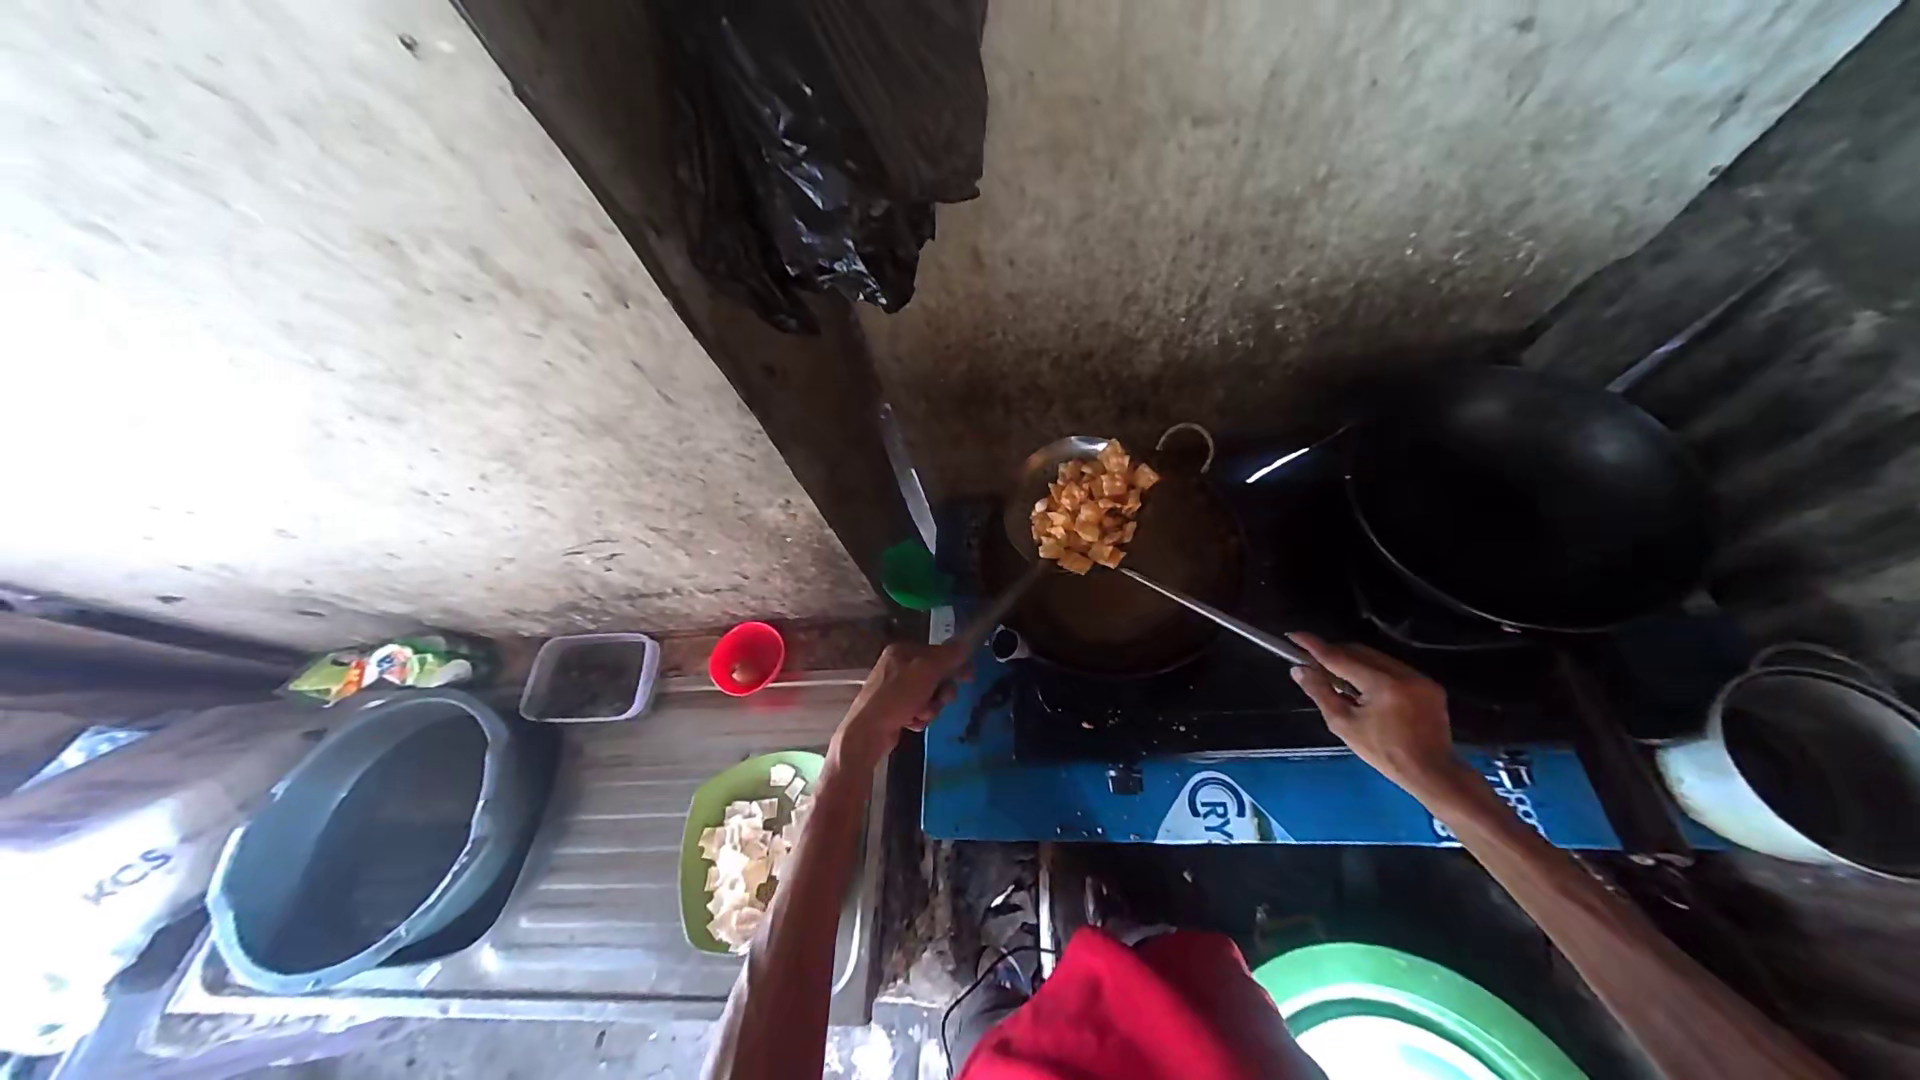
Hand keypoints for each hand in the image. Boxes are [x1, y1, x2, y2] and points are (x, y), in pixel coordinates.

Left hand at [831, 643, 966, 766]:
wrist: (868, 731)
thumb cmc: (897, 695)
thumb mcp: (927, 671)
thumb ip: (948, 656)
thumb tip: (965, 642)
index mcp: (903, 651)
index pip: (938, 652)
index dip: (956, 664)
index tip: (969, 677)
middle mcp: (897, 666)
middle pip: (935, 676)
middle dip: (941, 691)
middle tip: (943, 699)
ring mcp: (894, 689)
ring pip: (929, 695)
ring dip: (931, 707)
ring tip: (921, 714)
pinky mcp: (893, 709)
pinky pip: (918, 709)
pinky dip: (919, 717)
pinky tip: (911, 722)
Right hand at [1288, 633, 1462, 795]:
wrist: (1431, 772)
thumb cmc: (1382, 752)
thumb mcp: (1343, 724)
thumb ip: (1320, 692)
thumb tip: (1298, 670)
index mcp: (1382, 685)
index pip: (1340, 658)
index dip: (1314, 646)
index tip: (1294, 636)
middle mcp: (1403, 674)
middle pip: (1359, 652)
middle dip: (1333, 653)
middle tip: (1312, 661)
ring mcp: (1419, 678)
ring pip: (1375, 657)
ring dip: (1351, 660)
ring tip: (1334, 675)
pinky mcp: (1428, 684)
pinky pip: (1391, 667)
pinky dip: (1371, 670)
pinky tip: (1362, 685)